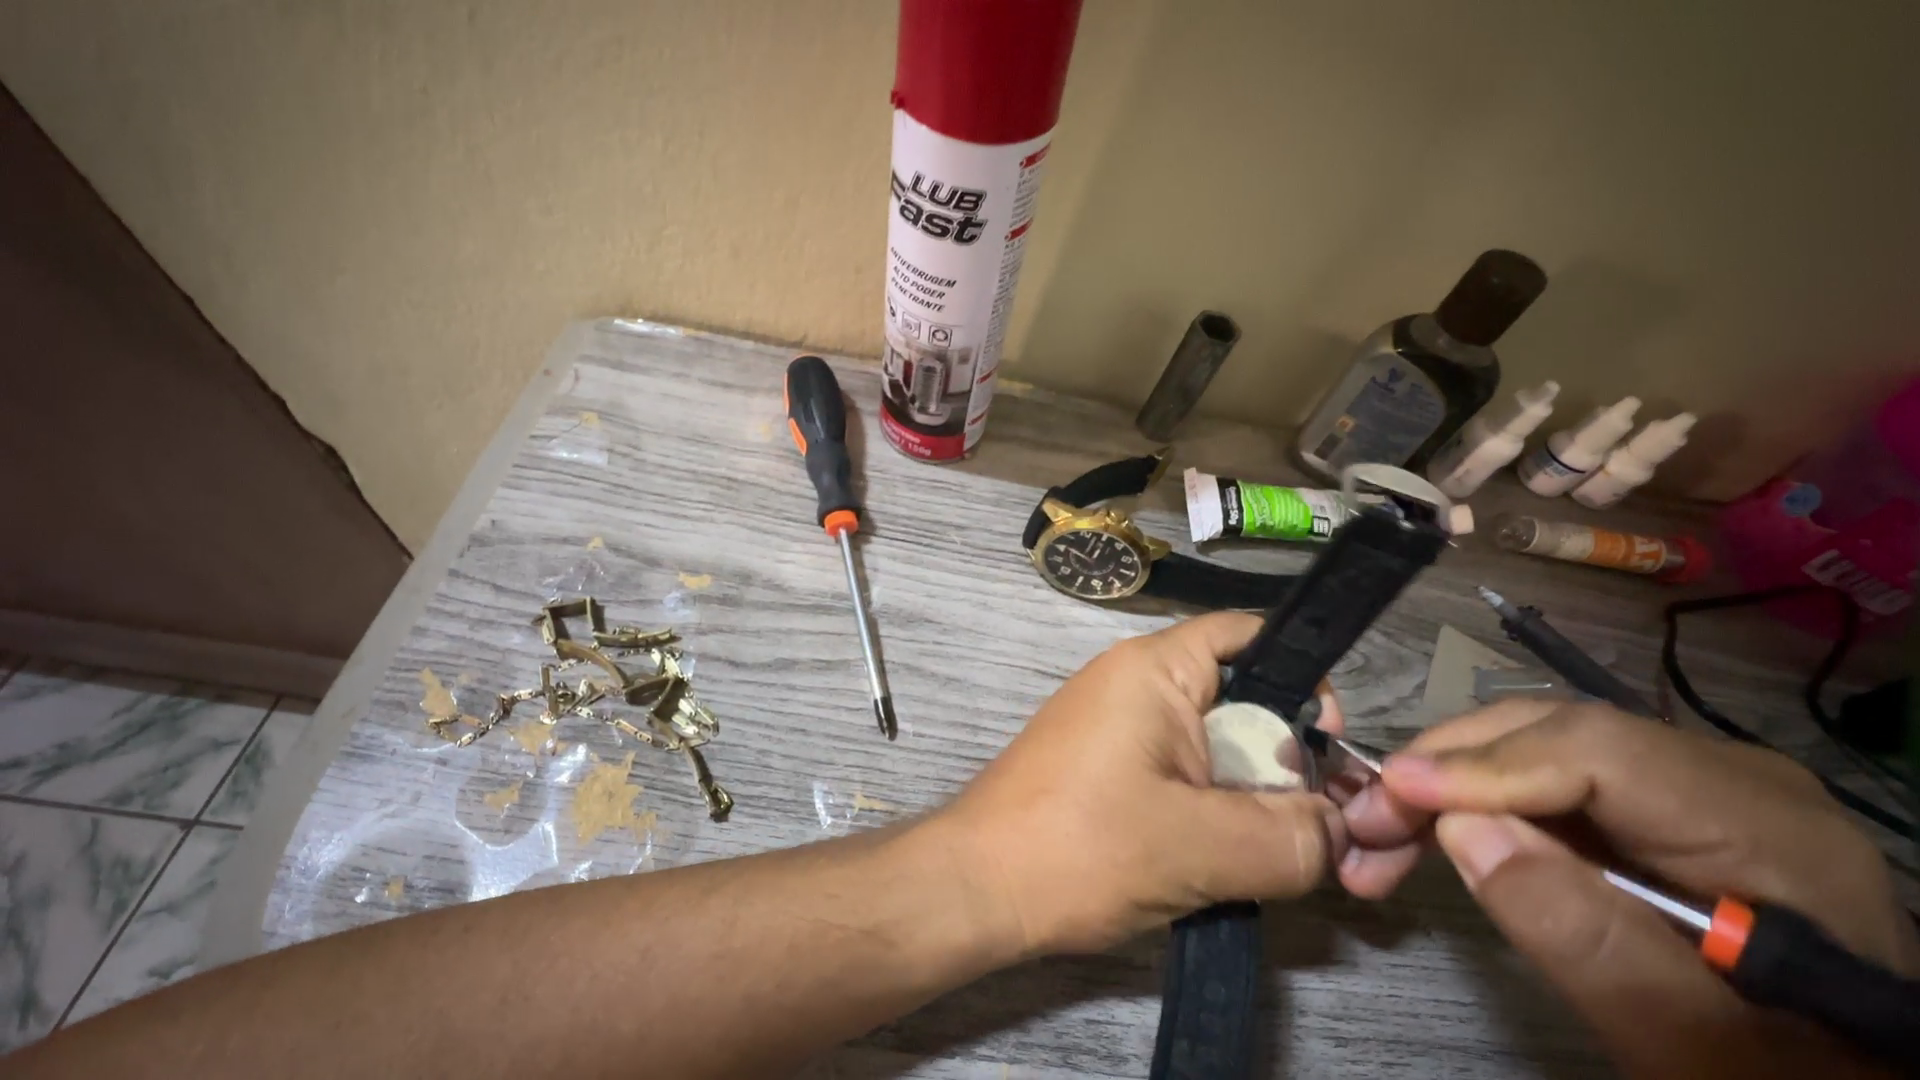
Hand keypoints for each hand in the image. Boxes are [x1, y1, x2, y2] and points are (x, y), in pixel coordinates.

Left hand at [932, 612, 1347, 954]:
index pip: (1248, 635)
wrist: (972, 891)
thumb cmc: (1081, 848)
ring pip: (1212, 751)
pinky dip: (1209, 818)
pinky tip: (1218, 865)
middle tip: (1308, 824)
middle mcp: (1133, 685)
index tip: (1328, 748)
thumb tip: (1339, 831)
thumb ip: (1290, 837)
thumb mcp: (1203, 848)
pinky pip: (1179, 780)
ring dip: (1246, 801)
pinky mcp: (1104, 774)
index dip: (1302, 678)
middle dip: (1280, 761)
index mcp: (1153, 669)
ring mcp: (1115, 732)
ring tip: (1265, 855)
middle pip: (1239, 700)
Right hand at [1348, 699, 1918, 1077]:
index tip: (1393, 795)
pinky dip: (1473, 804)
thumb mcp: (1694, 1041)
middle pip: (1556, 734)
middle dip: (1446, 769)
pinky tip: (1427, 835)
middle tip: (1364, 822)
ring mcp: (1684, 782)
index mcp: (1767, 829)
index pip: (1602, 753)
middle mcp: (1725, 778)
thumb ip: (1588, 938)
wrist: (1826, 1074)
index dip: (1487, 764)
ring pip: (1533, 747)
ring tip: (1376, 837)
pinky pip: (1541, 779)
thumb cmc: (1773, 1072)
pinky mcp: (1644, 803)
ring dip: (1445, 786)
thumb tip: (1462, 832)